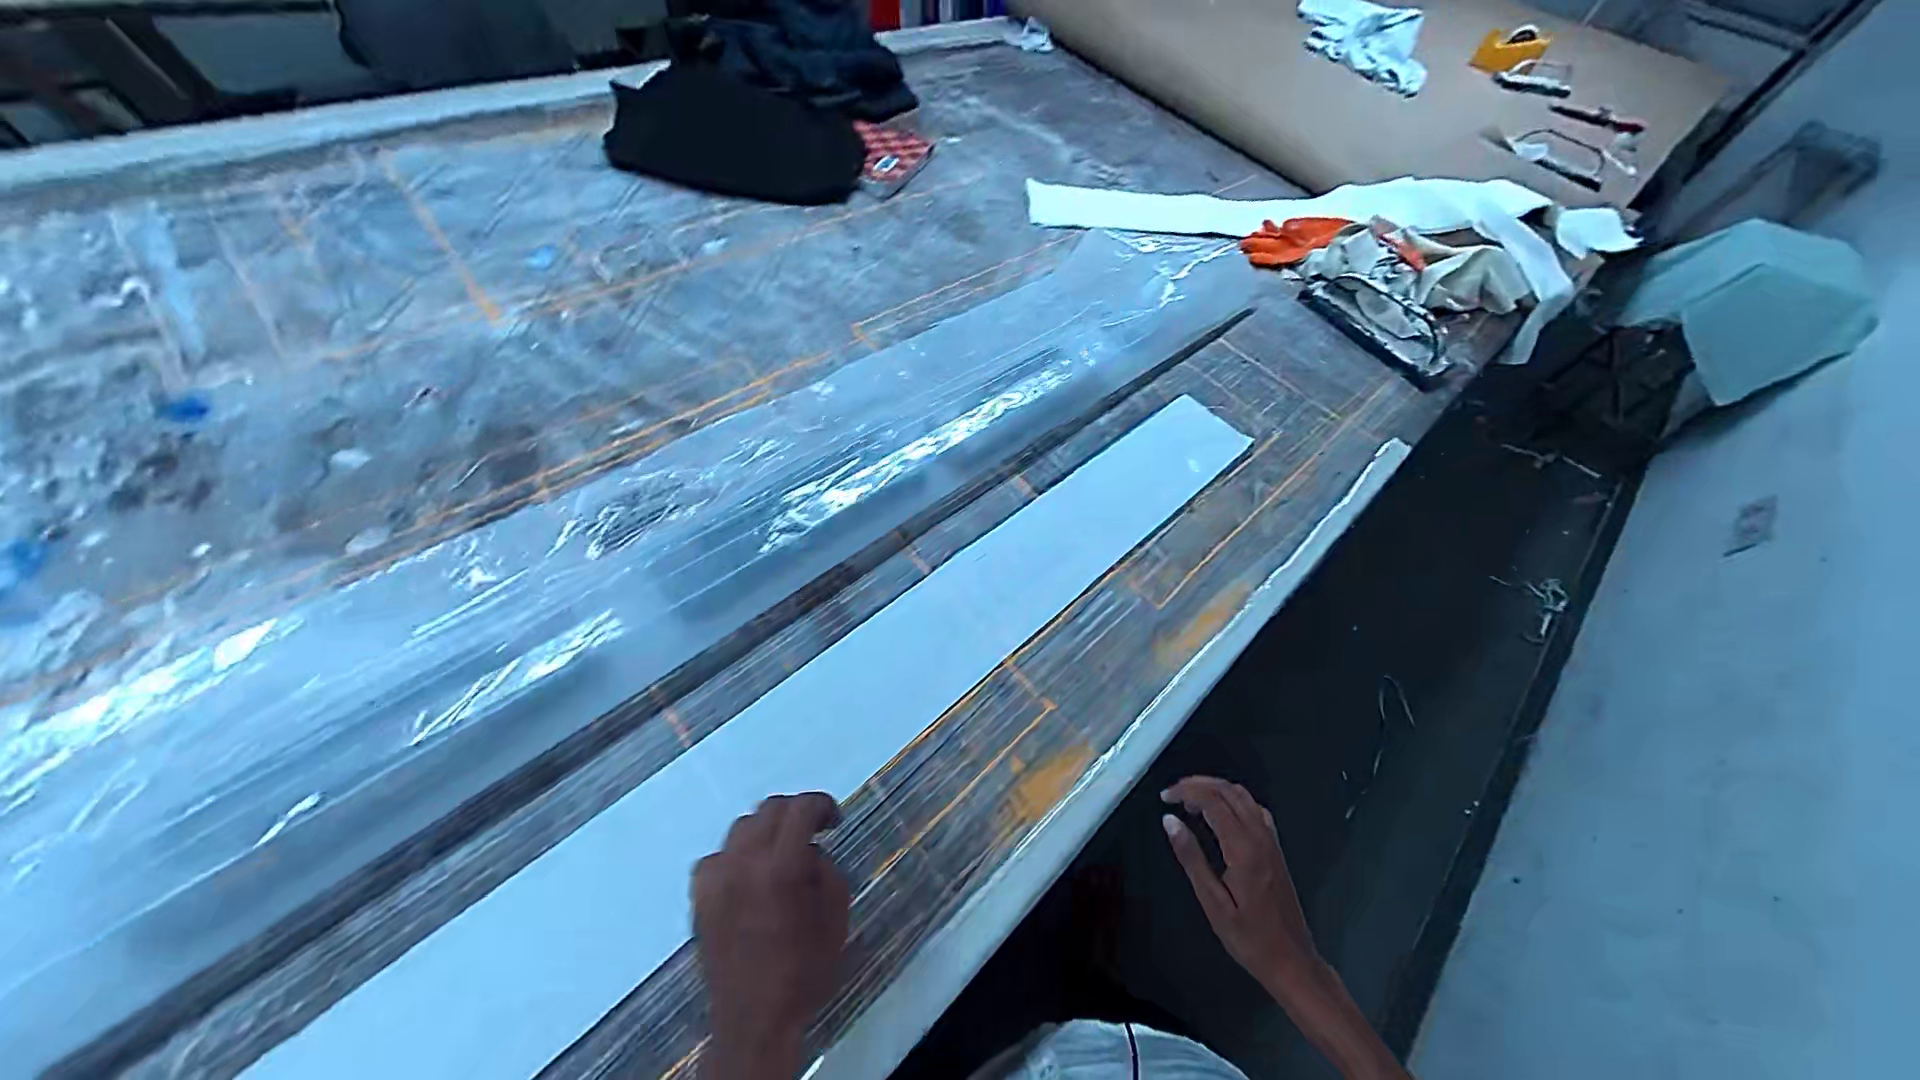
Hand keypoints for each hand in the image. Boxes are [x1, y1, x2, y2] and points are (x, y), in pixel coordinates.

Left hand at [694, 793, 849, 1079]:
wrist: (755, 1019)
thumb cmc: (804, 969)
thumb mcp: (836, 913)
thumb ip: (826, 867)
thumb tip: (809, 849)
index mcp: (782, 866)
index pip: (801, 808)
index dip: (822, 805)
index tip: (834, 820)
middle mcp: (744, 862)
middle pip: (771, 808)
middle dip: (796, 813)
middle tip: (813, 831)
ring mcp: (717, 878)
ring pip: (743, 826)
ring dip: (767, 830)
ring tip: (780, 852)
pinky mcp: (699, 896)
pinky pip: (718, 855)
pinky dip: (737, 855)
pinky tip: (748, 874)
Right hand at [1161, 777, 1410, 1079]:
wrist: (1293, 963)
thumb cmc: (1249, 939)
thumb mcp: (1213, 902)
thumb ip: (1191, 857)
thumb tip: (1169, 820)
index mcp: (1244, 849)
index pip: (1212, 801)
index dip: (1186, 792)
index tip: (1164, 798)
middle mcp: (1261, 837)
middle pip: (1229, 791)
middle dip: (1198, 784)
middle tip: (1172, 793)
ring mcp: (1272, 842)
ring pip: (1244, 796)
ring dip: (1216, 789)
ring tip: (1190, 800)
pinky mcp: (1276, 849)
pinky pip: (1255, 809)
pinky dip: (1233, 800)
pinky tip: (1220, 813)